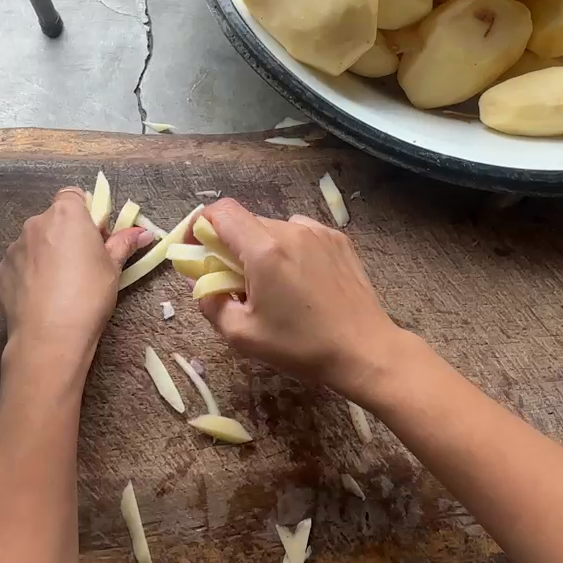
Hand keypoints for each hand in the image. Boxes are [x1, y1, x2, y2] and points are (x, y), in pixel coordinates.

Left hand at [0, 188, 153, 377]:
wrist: (50, 337)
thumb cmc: (89, 295)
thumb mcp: (113, 268)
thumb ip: (124, 243)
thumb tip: (144, 232)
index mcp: (66, 215)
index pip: (73, 195)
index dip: (86, 212)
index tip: (96, 236)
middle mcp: (35, 224)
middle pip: (54, 219)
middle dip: (67, 235)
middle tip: (83, 263)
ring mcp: (14, 248)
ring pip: (35, 243)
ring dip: (47, 254)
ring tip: (61, 285)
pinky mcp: (1, 272)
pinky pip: (20, 265)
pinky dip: (30, 274)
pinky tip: (42, 297)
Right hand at [196, 198, 409, 401]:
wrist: (366, 351)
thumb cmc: (302, 346)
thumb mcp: (242, 335)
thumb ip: (210, 303)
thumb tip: (199, 282)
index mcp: (264, 249)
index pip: (221, 211)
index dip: (200, 225)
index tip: (196, 251)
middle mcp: (291, 230)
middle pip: (246, 223)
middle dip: (230, 246)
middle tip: (232, 281)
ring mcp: (318, 232)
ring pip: (273, 229)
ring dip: (261, 249)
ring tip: (271, 286)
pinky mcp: (338, 240)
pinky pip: (300, 234)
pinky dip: (288, 251)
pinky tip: (299, 281)